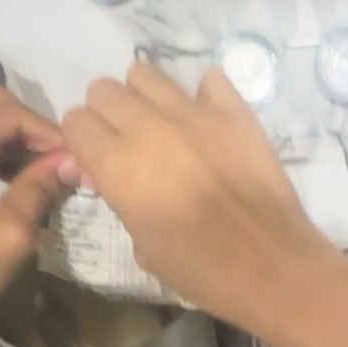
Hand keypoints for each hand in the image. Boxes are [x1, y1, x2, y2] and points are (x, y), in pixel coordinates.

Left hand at [0, 87, 78, 343]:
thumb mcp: (7, 234)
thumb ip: (39, 188)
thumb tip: (75, 162)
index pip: (4, 113)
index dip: (49, 135)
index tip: (83, 163)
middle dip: (32, 135)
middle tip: (67, 169)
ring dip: (14, 142)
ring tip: (46, 176)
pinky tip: (15, 177)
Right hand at [60, 62, 339, 323]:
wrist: (272, 268)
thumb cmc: (204, 273)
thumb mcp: (146, 249)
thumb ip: (121, 203)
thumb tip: (112, 179)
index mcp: (118, 165)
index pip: (75, 122)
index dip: (85, 143)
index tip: (102, 164)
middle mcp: (148, 127)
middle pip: (105, 90)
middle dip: (110, 115)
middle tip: (133, 146)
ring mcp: (194, 114)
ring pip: (146, 74)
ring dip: (147, 98)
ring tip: (166, 128)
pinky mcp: (235, 113)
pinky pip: (209, 80)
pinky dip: (205, 95)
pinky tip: (210, 123)